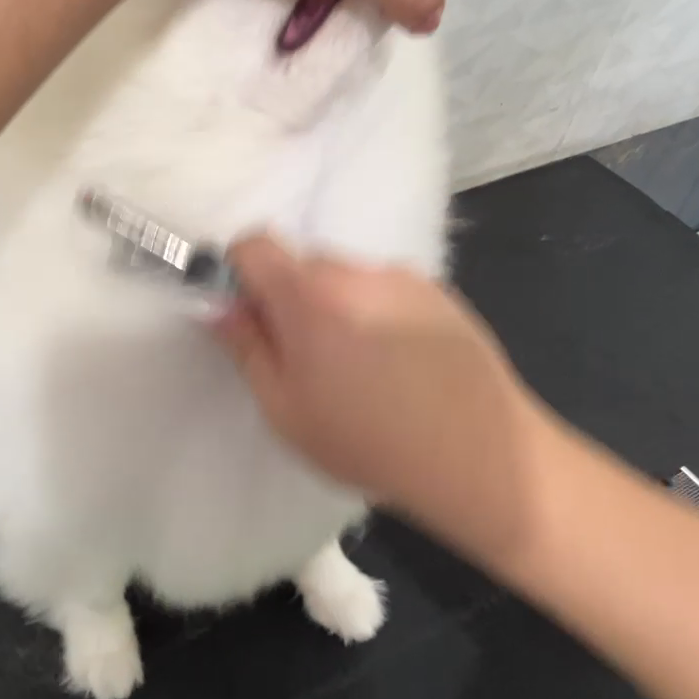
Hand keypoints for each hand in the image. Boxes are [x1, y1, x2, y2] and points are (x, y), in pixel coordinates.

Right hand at [213, 236, 547, 546]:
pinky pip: (387, 292)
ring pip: (347, 279)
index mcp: (309, 293)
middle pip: (302, 263)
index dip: (237, 271)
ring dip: (336, 308)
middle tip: (303, 359)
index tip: (246, 315)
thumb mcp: (285, 409)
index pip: (253, 243)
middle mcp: (356, 269)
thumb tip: (219, 306)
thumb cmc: (366, 440)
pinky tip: (399, 368)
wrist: (480, 456)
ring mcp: (405, 277)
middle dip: (290, 299)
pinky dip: (376, 315)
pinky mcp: (442, 293)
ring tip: (359, 370)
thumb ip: (246, 348)